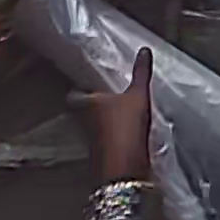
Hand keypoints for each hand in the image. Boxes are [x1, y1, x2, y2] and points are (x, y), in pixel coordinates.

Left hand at [81, 48, 154, 182]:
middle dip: (90, 107)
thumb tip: (144, 48)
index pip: (74, 96)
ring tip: (115, 115)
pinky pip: (103, 141)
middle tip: (104, 98)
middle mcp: (86, 122)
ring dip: (100, 123)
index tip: (83, 85)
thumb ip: (141, 73)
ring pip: (92, 127)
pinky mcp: (100, 157)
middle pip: (82, 112)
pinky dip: (109, 137)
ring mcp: (92, 142)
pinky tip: (122, 134)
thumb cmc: (126, 125)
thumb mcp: (138, 95)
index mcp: (90, 103)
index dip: (78, 91)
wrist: (124, 170)